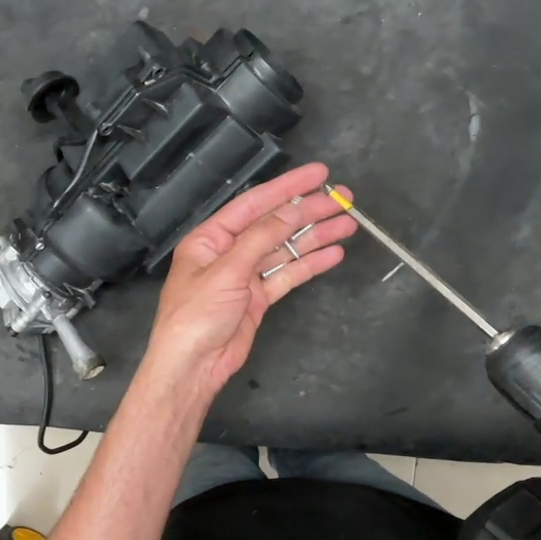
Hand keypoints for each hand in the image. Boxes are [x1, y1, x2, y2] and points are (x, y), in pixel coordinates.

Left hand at [145, 162, 355, 393]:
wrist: (191, 365)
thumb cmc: (196, 316)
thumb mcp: (226, 270)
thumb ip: (260, 238)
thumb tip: (292, 209)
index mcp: (209, 239)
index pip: (253, 204)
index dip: (287, 187)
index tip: (320, 174)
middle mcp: (227, 253)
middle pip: (273, 225)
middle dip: (309, 211)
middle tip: (345, 199)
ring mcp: (243, 277)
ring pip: (284, 249)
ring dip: (315, 236)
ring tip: (348, 224)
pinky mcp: (256, 299)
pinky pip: (287, 275)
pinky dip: (309, 264)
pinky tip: (333, 254)